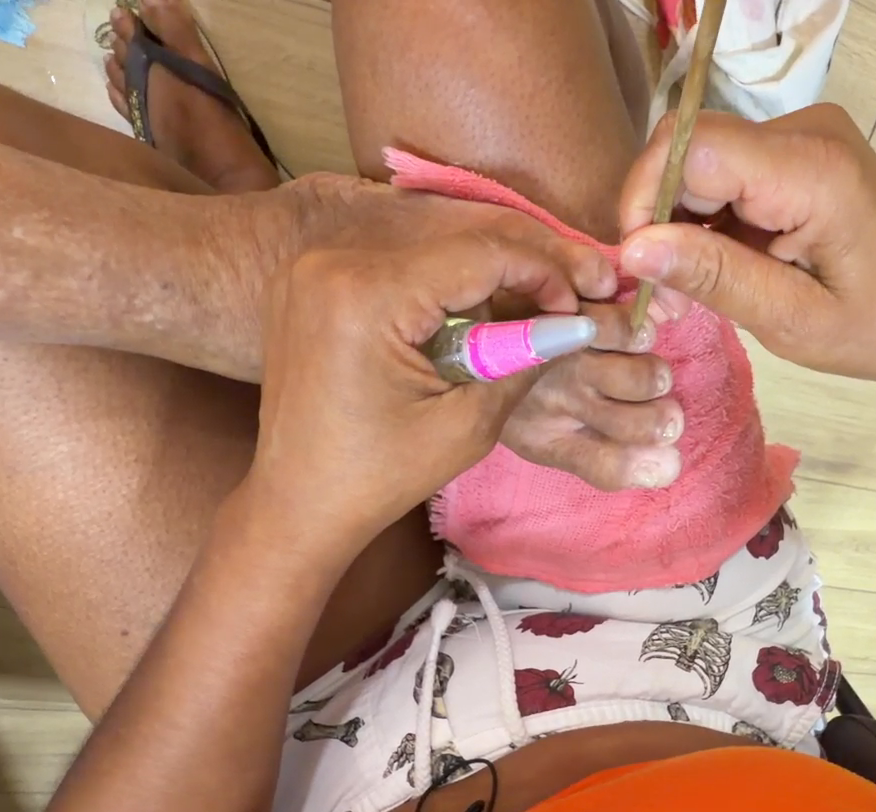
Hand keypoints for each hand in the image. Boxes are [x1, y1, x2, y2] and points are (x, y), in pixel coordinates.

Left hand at [227, 177, 681, 489]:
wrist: (299, 500)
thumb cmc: (382, 475)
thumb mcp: (468, 425)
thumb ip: (524, 361)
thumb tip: (576, 323)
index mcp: (367, 296)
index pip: (479, 255)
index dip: (541, 273)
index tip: (574, 306)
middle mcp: (332, 263)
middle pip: (452, 246)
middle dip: (514, 275)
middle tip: (558, 308)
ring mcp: (312, 269)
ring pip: (425, 253)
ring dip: (477, 283)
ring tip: (515, 322)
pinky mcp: (308, 282)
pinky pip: (393, 267)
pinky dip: (437, 290)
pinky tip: (462, 325)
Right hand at [616, 105, 875, 397]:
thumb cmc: (870, 332)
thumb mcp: (789, 319)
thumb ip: (714, 276)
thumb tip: (631, 248)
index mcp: (814, 171)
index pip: (692, 147)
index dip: (646, 198)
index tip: (638, 267)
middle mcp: (808, 131)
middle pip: (691, 146)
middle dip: (658, 215)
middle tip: (661, 291)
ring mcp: (805, 136)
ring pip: (701, 160)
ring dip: (679, 223)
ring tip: (688, 288)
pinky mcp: (799, 153)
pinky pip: (726, 173)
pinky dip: (706, 220)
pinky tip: (714, 266)